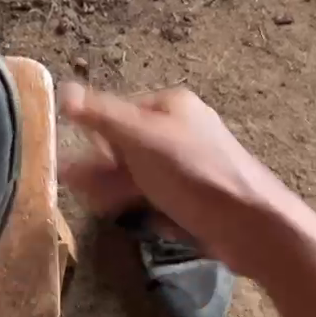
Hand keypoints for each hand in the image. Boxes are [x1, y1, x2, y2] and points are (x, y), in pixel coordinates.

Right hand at [59, 83, 306, 277]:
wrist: (252, 227)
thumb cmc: (193, 173)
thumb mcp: (141, 139)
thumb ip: (100, 115)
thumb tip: (63, 89)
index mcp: (170, 106)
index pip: (118, 113)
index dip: (96, 137)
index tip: (76, 163)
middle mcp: (181, 130)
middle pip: (128, 145)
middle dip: (102, 167)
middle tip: (77, 188)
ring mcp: (190, 165)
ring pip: (141, 173)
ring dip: (116, 188)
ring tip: (97, 206)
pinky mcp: (196, 197)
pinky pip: (159, 196)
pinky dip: (143, 205)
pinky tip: (135, 220)